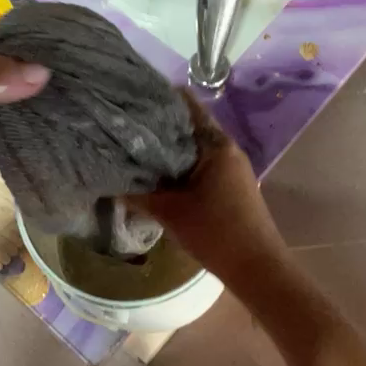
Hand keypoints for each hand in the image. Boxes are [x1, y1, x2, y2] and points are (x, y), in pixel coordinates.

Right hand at [136, 93, 285, 278]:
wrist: (257, 267)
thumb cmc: (215, 232)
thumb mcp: (169, 212)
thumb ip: (138, 194)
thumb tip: (109, 180)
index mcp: (216, 145)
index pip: (186, 106)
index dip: (159, 99)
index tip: (131, 99)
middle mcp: (226, 149)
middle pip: (189, 126)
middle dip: (159, 126)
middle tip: (124, 126)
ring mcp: (232, 167)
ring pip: (194, 148)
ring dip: (169, 149)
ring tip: (134, 149)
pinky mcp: (231, 184)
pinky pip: (201, 164)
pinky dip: (180, 165)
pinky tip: (157, 175)